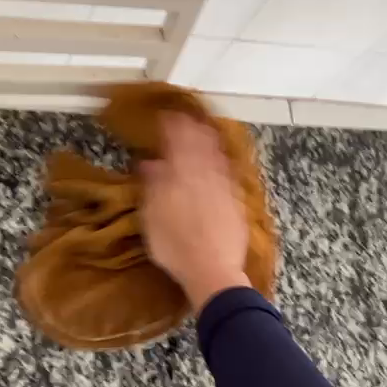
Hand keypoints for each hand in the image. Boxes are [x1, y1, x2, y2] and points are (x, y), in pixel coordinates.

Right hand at [138, 112, 251, 308]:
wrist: (212, 271)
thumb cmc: (175, 247)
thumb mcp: (152, 217)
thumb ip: (153, 186)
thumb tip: (149, 163)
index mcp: (182, 174)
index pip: (177, 140)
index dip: (172, 125)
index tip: (165, 115)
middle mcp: (206, 174)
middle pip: (201, 143)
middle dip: (193, 128)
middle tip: (187, 118)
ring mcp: (225, 187)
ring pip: (218, 155)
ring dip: (210, 141)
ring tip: (206, 131)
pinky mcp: (237, 203)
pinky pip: (229, 173)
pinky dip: (222, 162)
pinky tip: (221, 163)